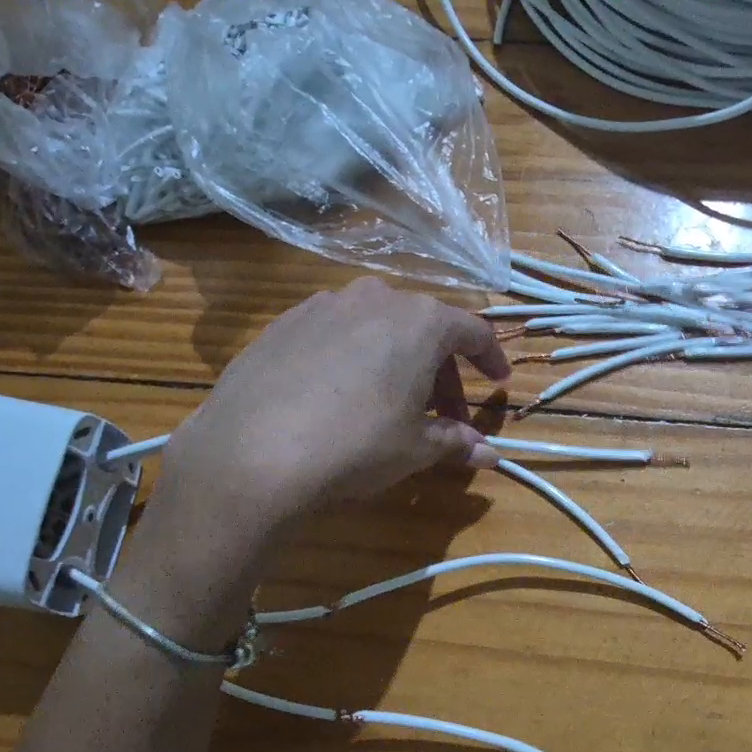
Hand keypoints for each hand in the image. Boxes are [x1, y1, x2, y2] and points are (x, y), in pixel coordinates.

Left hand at [151, 277, 509, 564]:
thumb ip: (456, 442)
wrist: (252, 452)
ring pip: (378, 327)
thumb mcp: (416, 449)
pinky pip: (336, 334)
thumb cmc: (356, 446)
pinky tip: (341, 398)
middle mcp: (375, 298)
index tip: (498, 384)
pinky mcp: (283, 323)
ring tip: (391, 405)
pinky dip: (353, 359)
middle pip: (424, 328)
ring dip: (397, 362)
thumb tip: (489, 454)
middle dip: (442, 372)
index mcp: (420, 322)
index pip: (473, 330)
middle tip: (444, 416)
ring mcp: (323, 305)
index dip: (491, 358)